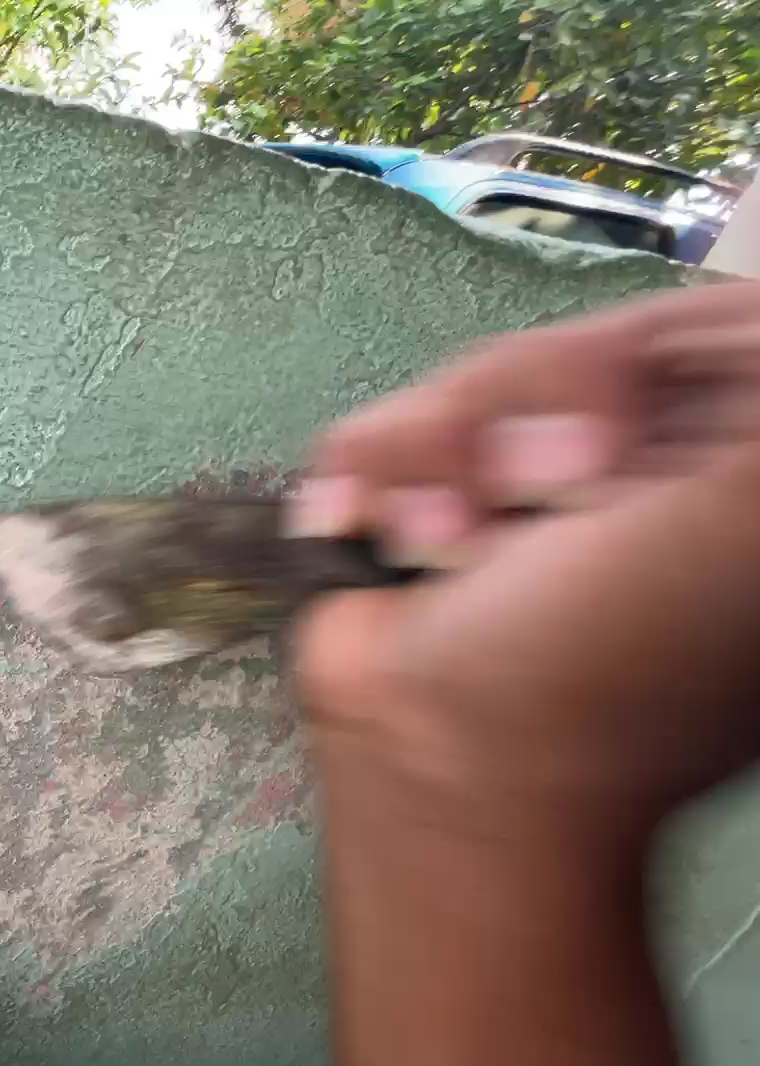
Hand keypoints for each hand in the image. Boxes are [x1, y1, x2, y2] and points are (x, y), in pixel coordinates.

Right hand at [285, 281, 759, 1065]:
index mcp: (719, 457)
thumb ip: (759, 426)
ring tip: (427, 549)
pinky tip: (361, 535)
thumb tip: (734, 322)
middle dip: (507, 430)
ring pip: (439, 391)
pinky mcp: (394, 495)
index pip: (689, 327)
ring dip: (420, 475)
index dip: (624, 367)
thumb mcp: (735, 532)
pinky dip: (353, 486)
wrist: (426, 735)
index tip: (594, 454)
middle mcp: (607, 455)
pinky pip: (362, 435)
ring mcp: (487, 476)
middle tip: (525, 508)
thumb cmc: (593, 655)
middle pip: (546, 350)